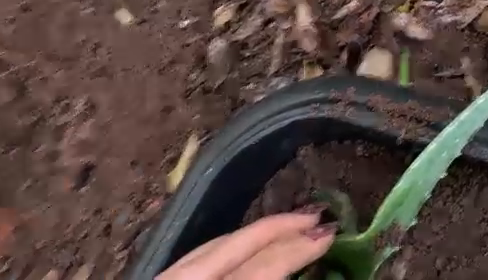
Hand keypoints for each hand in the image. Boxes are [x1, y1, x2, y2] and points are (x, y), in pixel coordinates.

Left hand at [156, 212, 335, 279]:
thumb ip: (268, 277)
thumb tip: (308, 257)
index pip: (264, 264)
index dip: (300, 246)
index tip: (331, 231)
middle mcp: (186, 278)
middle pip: (240, 243)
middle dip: (283, 226)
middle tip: (319, 214)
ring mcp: (165, 277)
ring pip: (216, 242)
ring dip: (258, 231)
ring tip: (289, 223)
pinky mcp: (155, 279)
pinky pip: (198, 254)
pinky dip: (228, 244)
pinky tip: (242, 243)